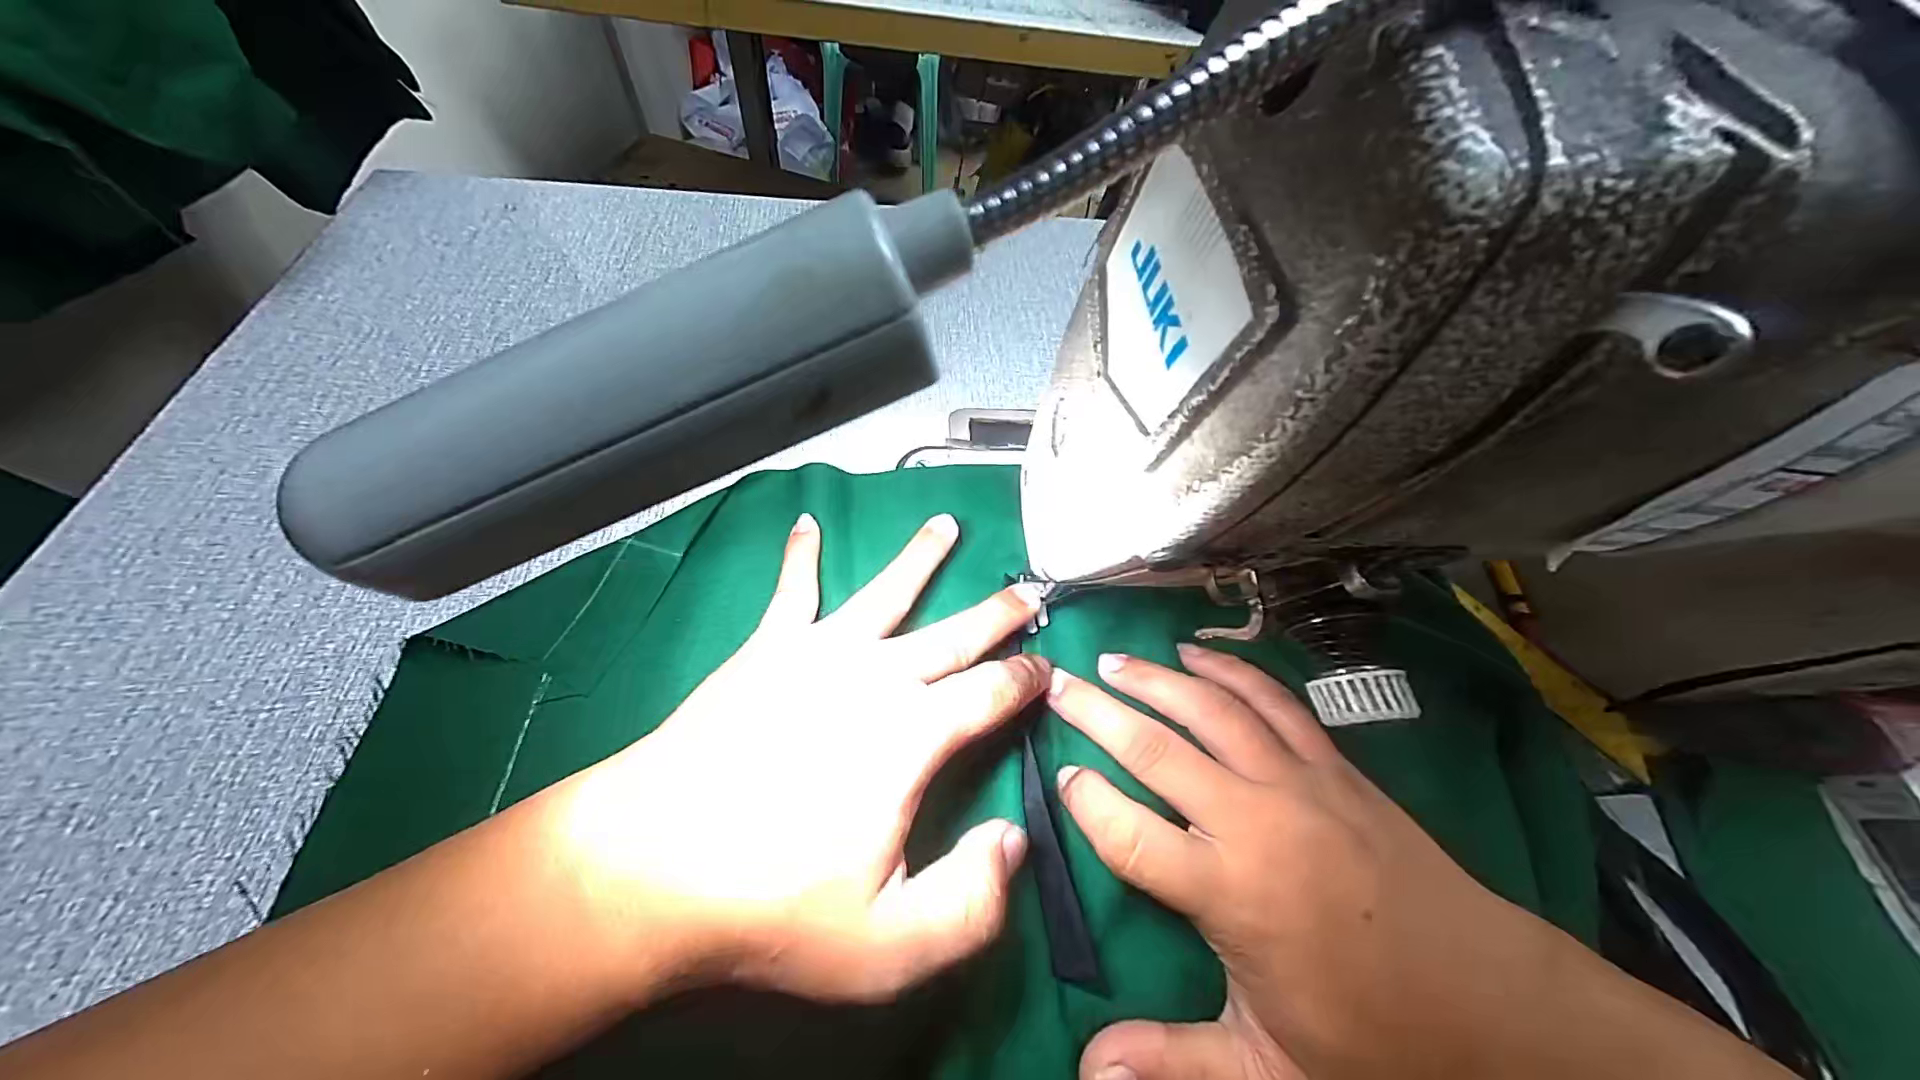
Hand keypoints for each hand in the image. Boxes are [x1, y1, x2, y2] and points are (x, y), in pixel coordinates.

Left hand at [552, 512, 1049, 1002]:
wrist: (650, 866)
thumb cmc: (772, 908)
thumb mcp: (890, 945)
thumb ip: (973, 901)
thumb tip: (1014, 839)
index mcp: (914, 737)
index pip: (992, 693)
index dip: (1027, 679)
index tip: (1047, 667)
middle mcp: (876, 678)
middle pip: (955, 633)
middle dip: (998, 612)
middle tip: (1029, 589)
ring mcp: (818, 655)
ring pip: (886, 593)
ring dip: (921, 557)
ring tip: (945, 525)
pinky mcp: (765, 651)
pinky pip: (792, 591)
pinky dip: (801, 555)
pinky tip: (806, 524)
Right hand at [1051, 646, 1786, 1079]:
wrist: (1501, 1010)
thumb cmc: (1374, 1039)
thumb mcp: (1266, 1068)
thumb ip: (1171, 1063)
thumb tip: (1087, 1073)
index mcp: (1229, 894)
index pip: (1128, 832)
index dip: (1085, 799)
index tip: (1059, 773)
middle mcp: (1255, 822)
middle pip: (1157, 751)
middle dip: (1098, 713)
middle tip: (1056, 682)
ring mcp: (1298, 784)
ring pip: (1210, 713)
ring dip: (1155, 681)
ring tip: (1113, 660)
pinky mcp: (1333, 767)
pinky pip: (1273, 703)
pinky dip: (1230, 672)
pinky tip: (1196, 655)